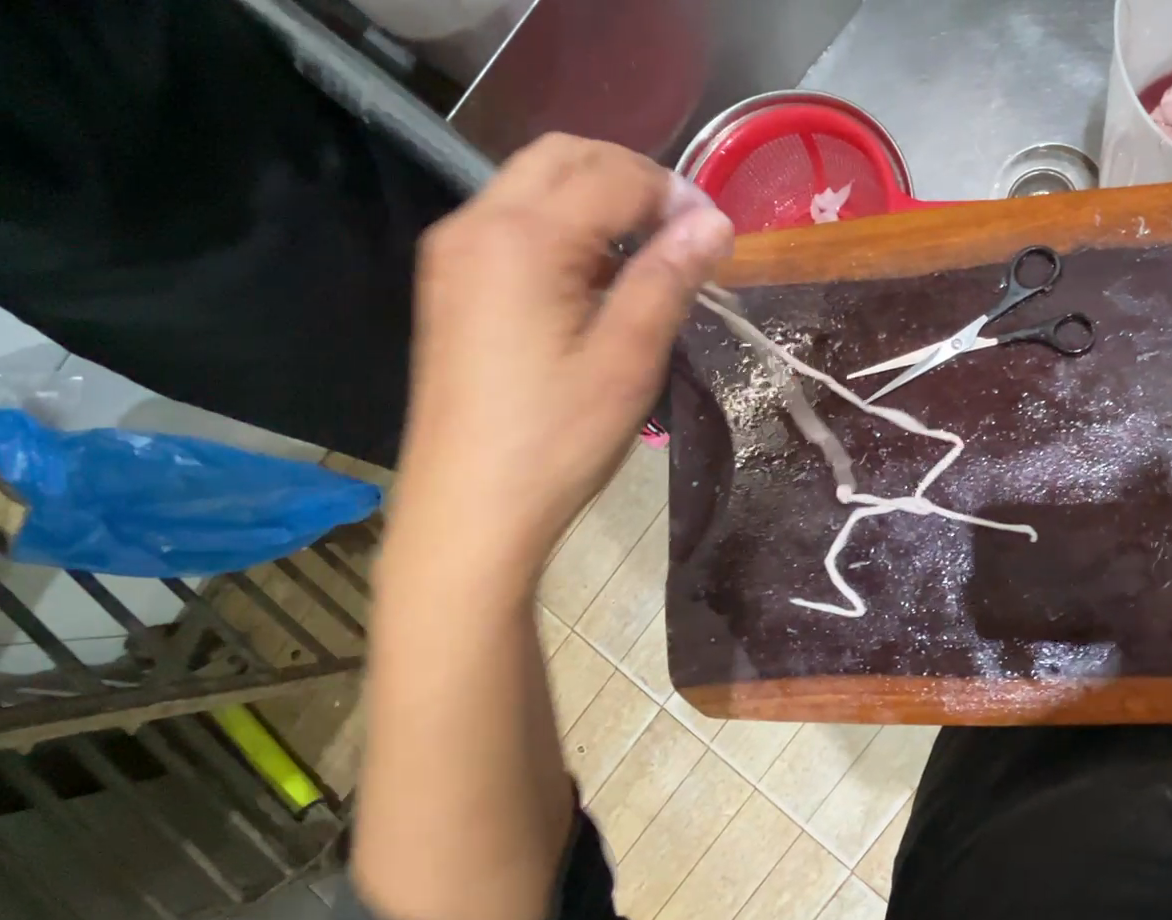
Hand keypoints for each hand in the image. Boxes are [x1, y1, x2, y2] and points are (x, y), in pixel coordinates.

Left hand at [394, 134, 733, 572]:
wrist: (470, 509)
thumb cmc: (557, 440)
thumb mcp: (628, 359)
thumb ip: (669, 278)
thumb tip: (715, 222)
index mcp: (523, 237)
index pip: (612, 176)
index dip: (674, 193)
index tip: (719, 236)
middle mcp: (477, 224)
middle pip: (563, 157)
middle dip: (632, 178)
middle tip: (685, 232)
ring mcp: (456, 253)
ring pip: (534, 185)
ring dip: (598, 200)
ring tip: (651, 256)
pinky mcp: (452, 285)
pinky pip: (514, 223)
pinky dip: (565, 228)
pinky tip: (598, 281)